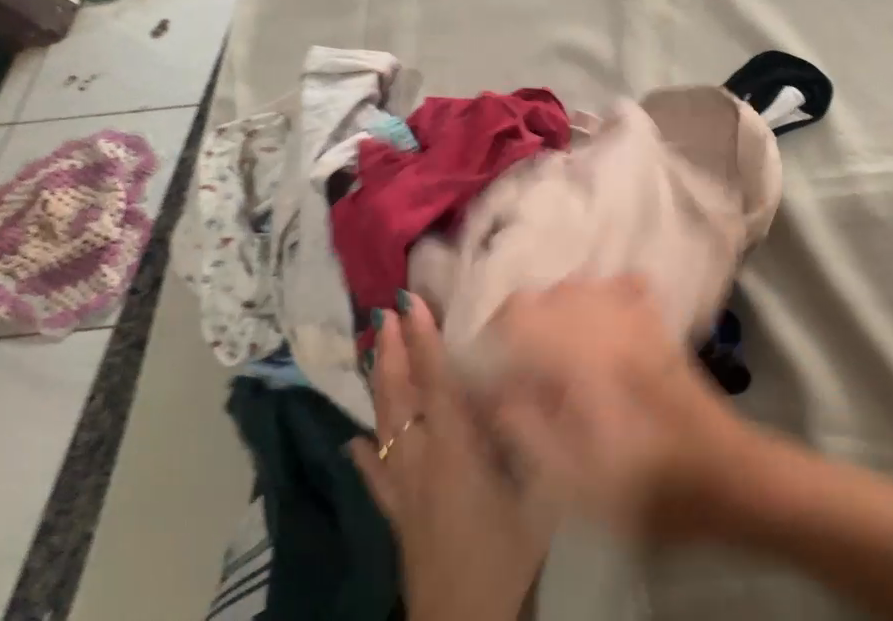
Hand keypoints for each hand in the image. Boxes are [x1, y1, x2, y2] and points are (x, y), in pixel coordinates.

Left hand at [349, 296, 552, 620]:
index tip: (413, 303)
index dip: (425, 341)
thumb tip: (530, 388)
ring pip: (383, 426)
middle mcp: (421, 459)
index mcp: (456, 449)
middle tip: (387, 312)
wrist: (462, 618)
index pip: (437, 383)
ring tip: (376, 352)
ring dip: (379, 385)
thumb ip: (533, 439)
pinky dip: (364, 451)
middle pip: (400, 397)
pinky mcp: (396, 514)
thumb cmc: (506, 553)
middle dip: (394, 352)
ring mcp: (403, 488)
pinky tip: (355, 439)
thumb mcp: (537, 491)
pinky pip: (374, 474)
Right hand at [484, 277, 752, 540]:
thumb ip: (527, 426)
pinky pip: (626, 288)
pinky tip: (600, 329)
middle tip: (515, 373)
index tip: (485, 376)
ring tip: (552, 354)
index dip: (489, 340)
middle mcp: (608, 327)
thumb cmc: (647, 489)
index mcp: (581, 358)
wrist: (726, 476)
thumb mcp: (572, 480)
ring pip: (582, 286)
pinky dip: (603, 298)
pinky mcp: (663, 328)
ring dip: (556, 312)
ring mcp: (641, 321)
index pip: (517, 315)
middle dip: (519, 328)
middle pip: (545, 296)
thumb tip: (496, 389)